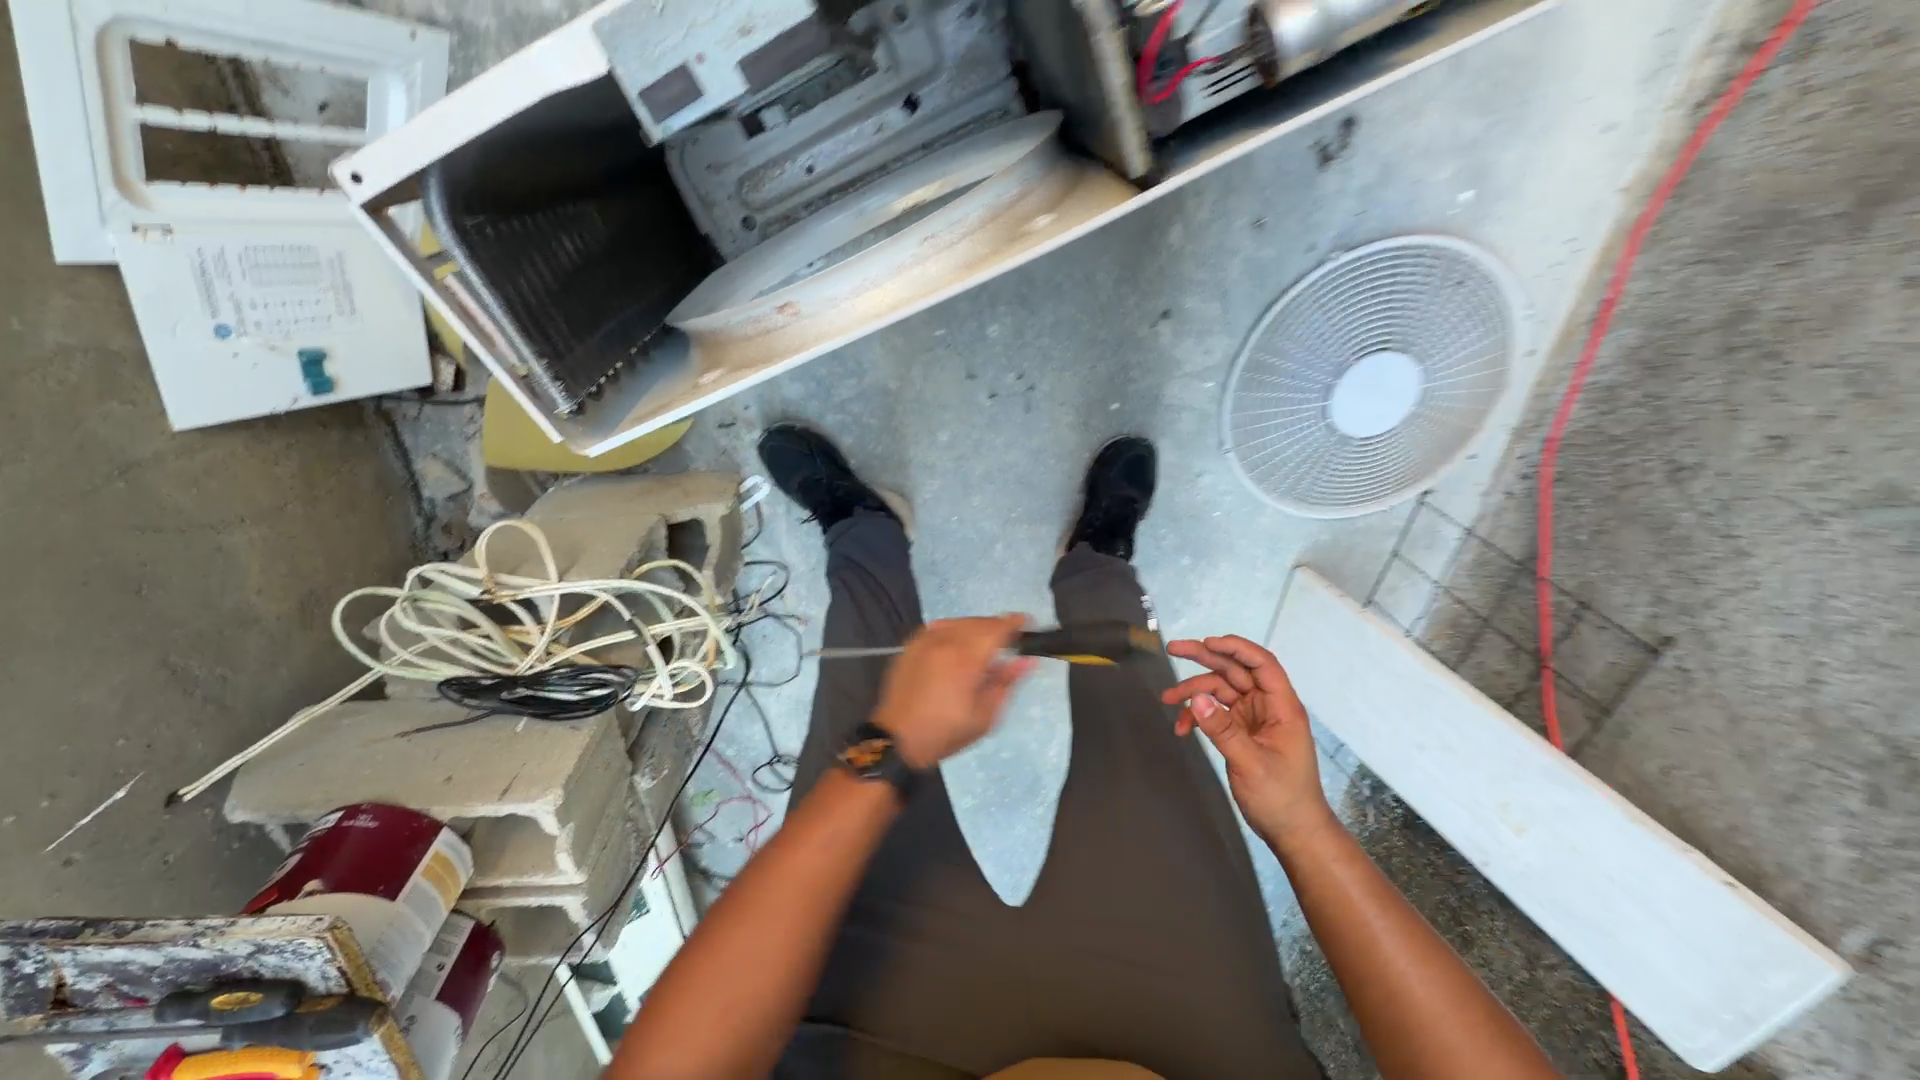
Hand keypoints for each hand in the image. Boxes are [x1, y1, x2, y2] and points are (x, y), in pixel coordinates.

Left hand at [872, 616, 1034, 768]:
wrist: (896, 740)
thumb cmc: (945, 733)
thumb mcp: (983, 716)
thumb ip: (1006, 683)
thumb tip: (1027, 661)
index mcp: (966, 660)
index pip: (997, 629)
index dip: (1014, 622)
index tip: (1027, 622)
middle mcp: (945, 643)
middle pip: (978, 622)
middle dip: (996, 625)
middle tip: (1009, 638)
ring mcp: (924, 642)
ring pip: (957, 622)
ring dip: (975, 626)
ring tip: (984, 641)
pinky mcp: (910, 647)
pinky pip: (937, 628)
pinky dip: (953, 629)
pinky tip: (957, 641)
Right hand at [1162, 635, 1331, 845]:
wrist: (1292, 831)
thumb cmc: (1281, 797)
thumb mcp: (1251, 763)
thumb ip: (1223, 729)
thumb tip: (1195, 698)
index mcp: (1282, 707)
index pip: (1262, 664)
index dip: (1236, 648)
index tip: (1207, 642)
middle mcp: (1268, 707)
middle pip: (1235, 671)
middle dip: (1205, 659)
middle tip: (1173, 649)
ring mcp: (1254, 719)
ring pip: (1221, 691)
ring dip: (1194, 691)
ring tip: (1165, 697)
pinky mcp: (1241, 732)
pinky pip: (1216, 713)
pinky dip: (1198, 716)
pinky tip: (1181, 728)